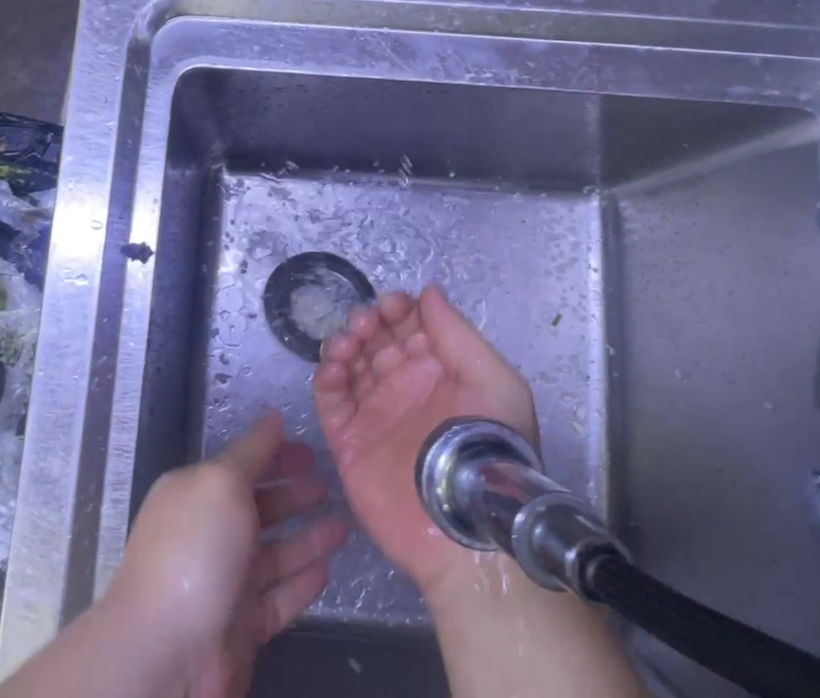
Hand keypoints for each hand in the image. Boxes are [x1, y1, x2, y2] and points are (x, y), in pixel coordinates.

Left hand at [105, 410, 349, 697]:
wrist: (169, 650)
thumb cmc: (195, 550)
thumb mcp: (221, 482)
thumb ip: (251, 451)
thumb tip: (272, 416)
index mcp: (196, 495)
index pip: (241, 465)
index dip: (275, 454)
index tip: (312, 449)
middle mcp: (209, 534)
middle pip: (259, 509)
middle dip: (294, 495)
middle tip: (331, 485)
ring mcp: (226, 582)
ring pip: (275, 554)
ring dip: (307, 538)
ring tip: (344, 525)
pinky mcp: (244, 626)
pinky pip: (280, 597)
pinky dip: (302, 582)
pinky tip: (328, 569)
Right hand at [313, 285, 537, 594]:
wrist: (463, 527)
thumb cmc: (486, 448)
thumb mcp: (493, 382)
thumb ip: (458, 334)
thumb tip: (429, 292)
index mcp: (443, 372)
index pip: (413, 327)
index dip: (398, 310)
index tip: (390, 305)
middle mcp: (407, 387)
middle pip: (377, 340)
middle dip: (367, 322)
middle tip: (365, 324)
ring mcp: (376, 413)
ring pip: (350, 363)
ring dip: (344, 343)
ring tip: (348, 344)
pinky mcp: (349, 440)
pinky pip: (329, 399)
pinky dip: (326, 376)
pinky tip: (334, 368)